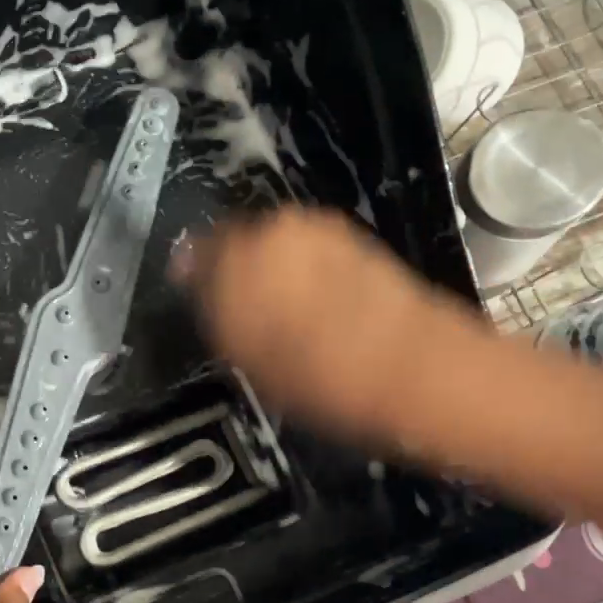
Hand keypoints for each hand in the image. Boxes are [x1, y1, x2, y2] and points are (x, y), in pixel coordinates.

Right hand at [170, 206, 469, 433]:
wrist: (412, 370)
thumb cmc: (313, 374)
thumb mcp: (241, 355)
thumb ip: (210, 308)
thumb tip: (190, 278)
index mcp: (234, 252)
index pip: (195, 251)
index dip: (194, 278)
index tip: (200, 304)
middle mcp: (274, 228)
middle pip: (239, 244)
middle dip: (237, 271)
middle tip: (242, 314)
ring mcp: (321, 230)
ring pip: (278, 248)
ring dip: (275, 273)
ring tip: (284, 319)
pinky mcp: (358, 242)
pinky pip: (313, 256)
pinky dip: (308, 276)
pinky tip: (318, 313)